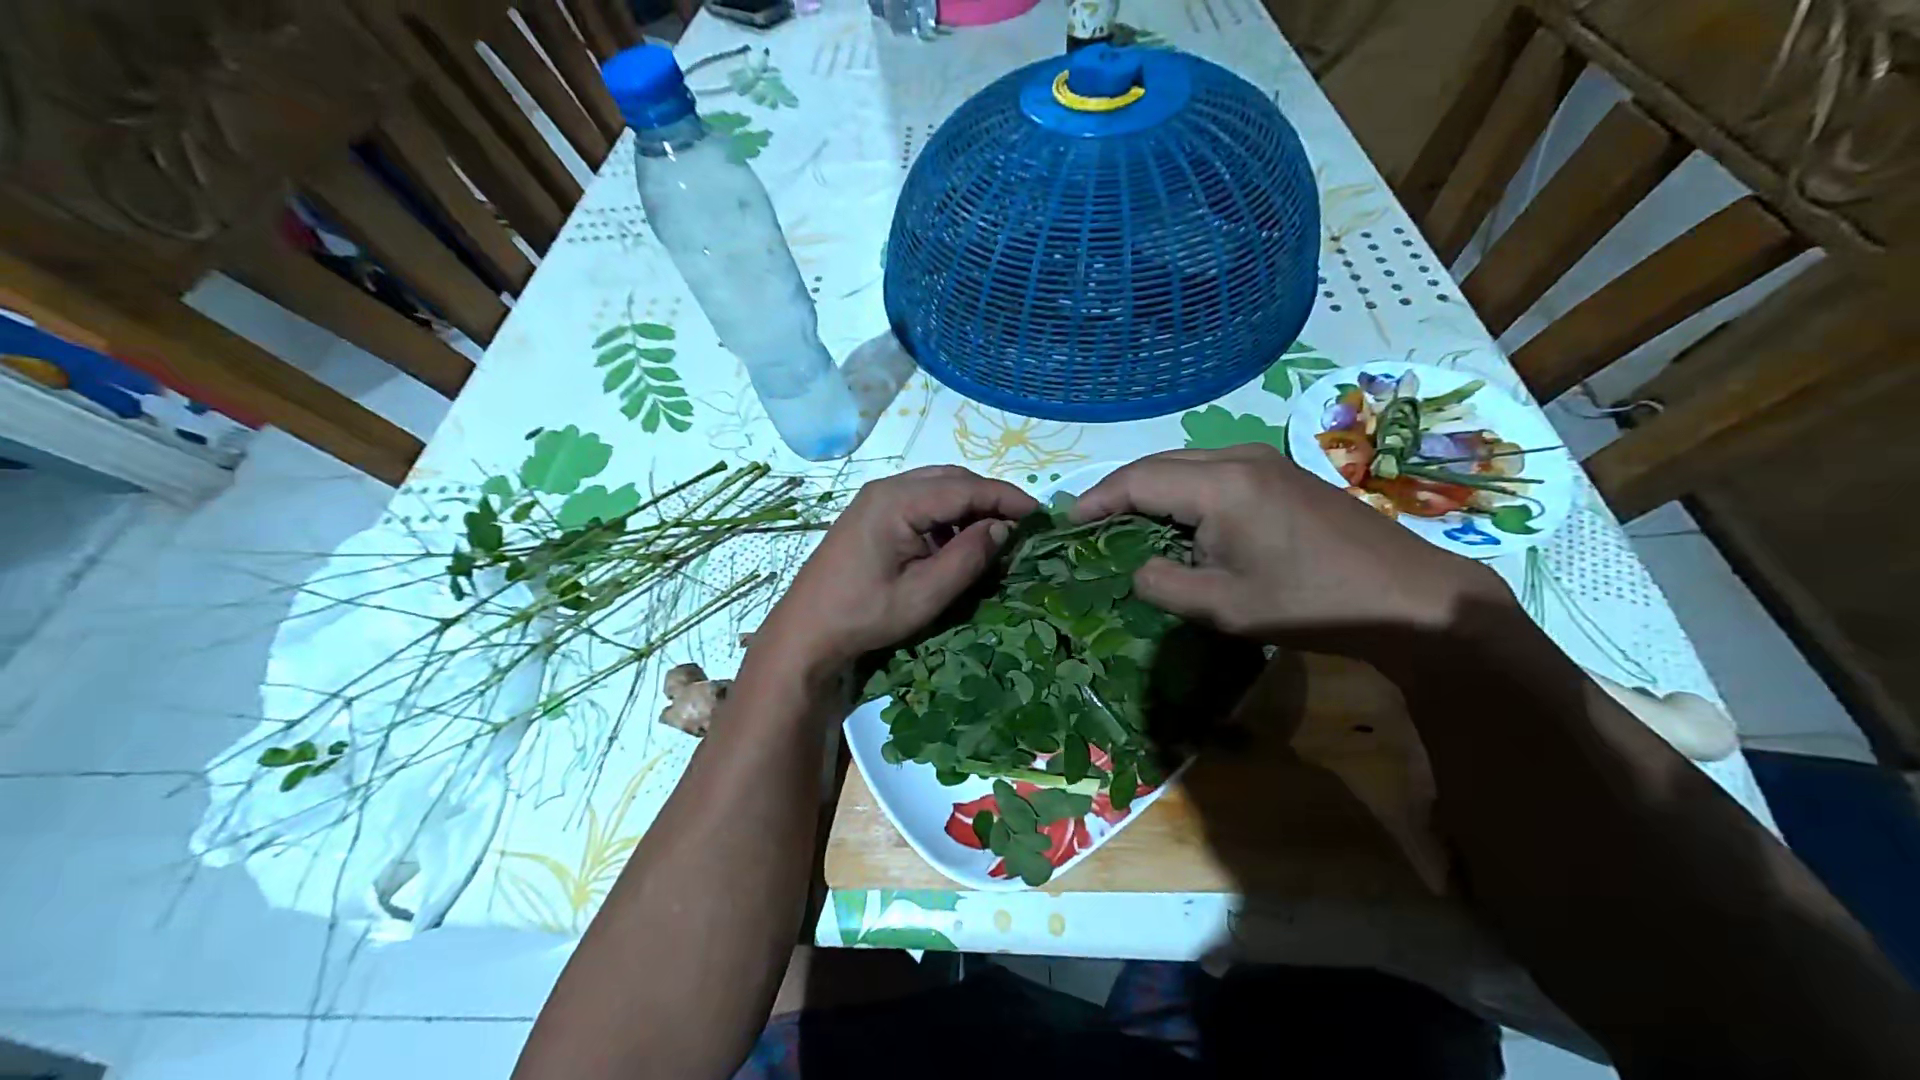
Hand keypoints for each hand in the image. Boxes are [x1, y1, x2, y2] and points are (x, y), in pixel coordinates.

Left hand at [753, 465, 1039, 678]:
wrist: (807, 630)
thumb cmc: (865, 614)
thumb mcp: (925, 594)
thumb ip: (969, 557)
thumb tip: (1003, 527)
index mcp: (897, 501)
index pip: (966, 487)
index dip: (1007, 497)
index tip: (1040, 514)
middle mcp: (886, 488)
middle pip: (952, 480)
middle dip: (990, 499)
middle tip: (1021, 526)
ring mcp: (875, 498)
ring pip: (937, 487)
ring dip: (968, 506)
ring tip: (994, 535)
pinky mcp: (871, 513)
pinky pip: (920, 500)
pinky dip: (946, 515)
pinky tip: (955, 542)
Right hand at [1071, 445, 1511, 654]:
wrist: (1410, 598)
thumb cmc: (1309, 604)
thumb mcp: (1222, 607)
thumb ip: (1162, 584)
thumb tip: (1138, 568)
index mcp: (1219, 486)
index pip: (1136, 480)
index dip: (1096, 500)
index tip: (1068, 523)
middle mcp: (1237, 458)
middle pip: (1158, 463)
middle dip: (1119, 491)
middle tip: (1092, 524)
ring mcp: (1265, 460)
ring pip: (1185, 463)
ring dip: (1151, 489)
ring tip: (1127, 523)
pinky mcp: (1283, 473)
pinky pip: (1213, 471)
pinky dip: (1182, 490)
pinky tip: (1181, 520)